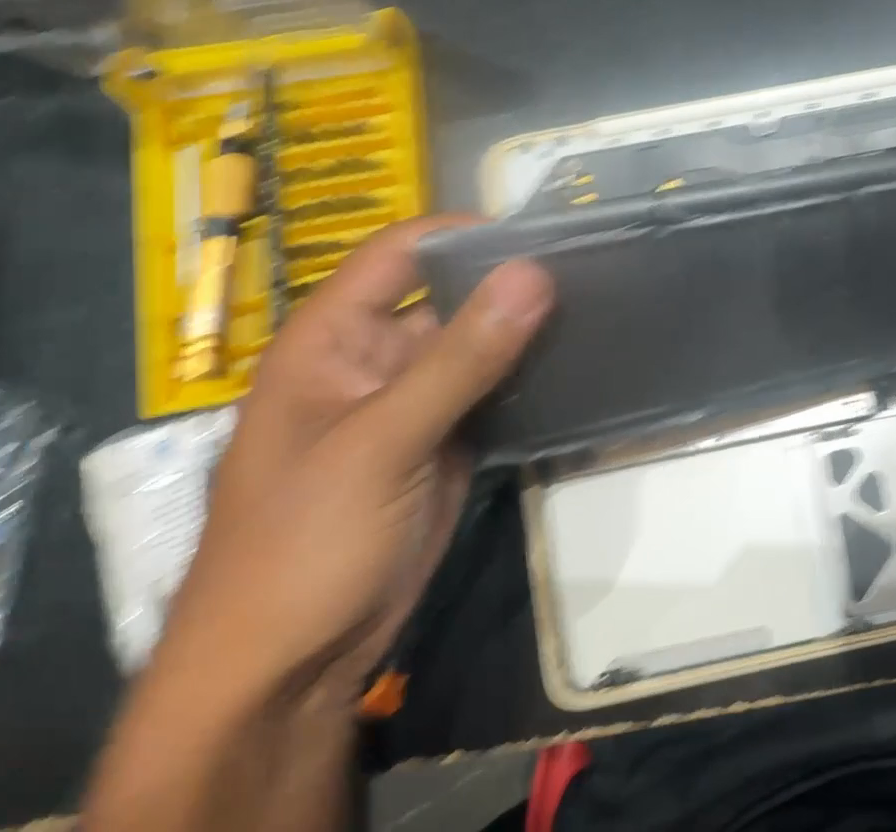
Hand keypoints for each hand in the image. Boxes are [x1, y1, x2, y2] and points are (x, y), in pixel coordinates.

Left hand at [165, 216, 552, 705]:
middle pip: (451, 301)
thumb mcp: (381, 442)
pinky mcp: (447, 450)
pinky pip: (494, 401)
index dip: (467, 236)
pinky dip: (532, 387)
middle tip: (598, 273)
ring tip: (605, 312)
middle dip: (514, 287)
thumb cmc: (306, 541)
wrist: (291, 663)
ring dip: (530, 336)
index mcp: (331, 340)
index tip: (547, 233)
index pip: (402, 255)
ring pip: (480, 352)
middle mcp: (374, 362)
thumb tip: (534, 274)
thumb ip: (460, 359)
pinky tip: (583, 373)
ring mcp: (414, 409)